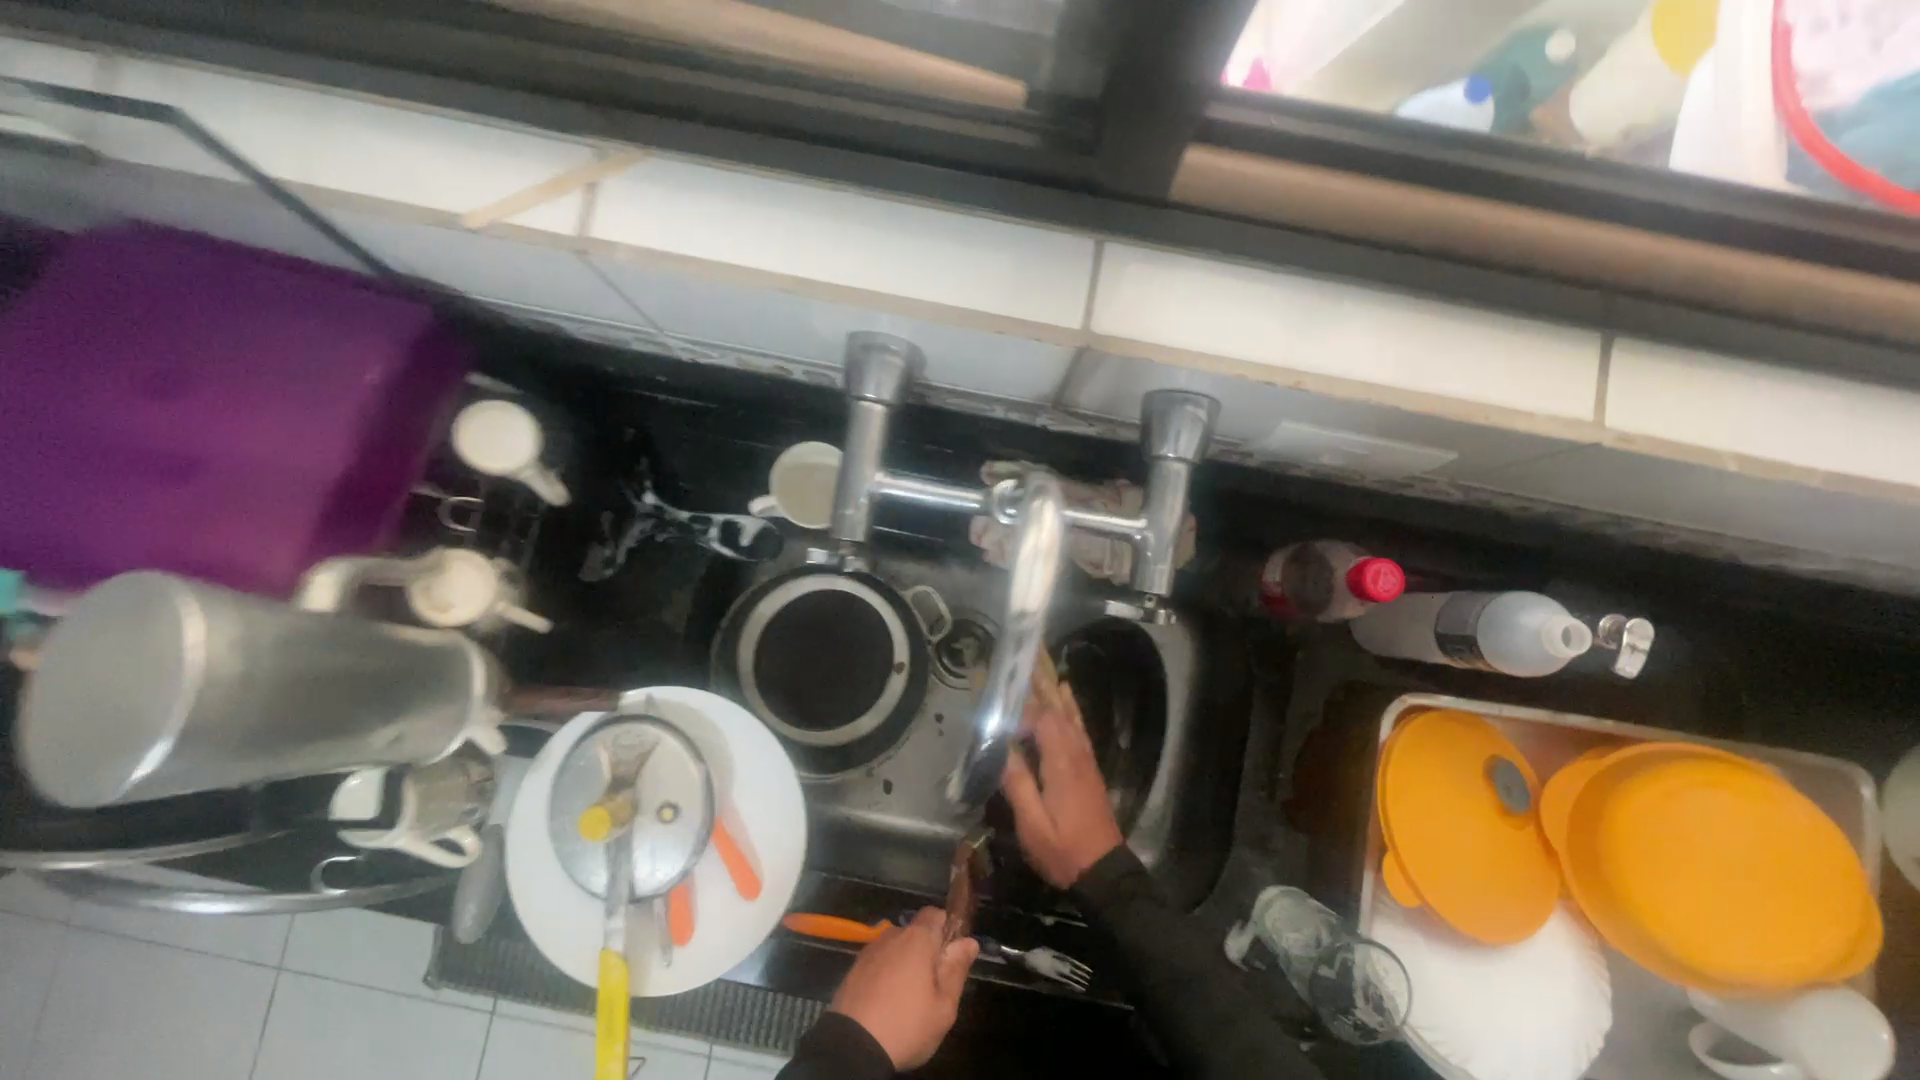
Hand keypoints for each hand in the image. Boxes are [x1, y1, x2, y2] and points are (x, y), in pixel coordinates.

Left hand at [830, 907, 979, 1069]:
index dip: (946, 928)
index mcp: (917, 939)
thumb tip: (969, 942)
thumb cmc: (906, 1025)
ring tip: (907, 998)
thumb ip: (957, 970)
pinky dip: (885, 974)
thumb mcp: (943, 1006)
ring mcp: (869, 951)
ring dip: (904, 963)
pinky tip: (886, 1001)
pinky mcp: (853, 969)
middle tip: (933, 985)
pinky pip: (878, 963)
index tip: (951, 954)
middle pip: (914, 933)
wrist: (852, 1047)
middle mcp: (891, 936)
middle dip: (926, 951)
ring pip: (895, 948)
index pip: (935, 913)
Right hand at [1001, 670, 1124, 888]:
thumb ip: (1016, 782)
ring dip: (1052, 686)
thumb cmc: (1063, 850)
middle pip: (1055, 707)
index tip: (993, 686)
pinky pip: (1078, 725)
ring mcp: (1085, 757)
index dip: (1015, 702)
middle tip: (1023, 653)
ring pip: (1068, 712)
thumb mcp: (1032, 822)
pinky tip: (1065, 695)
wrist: (1104, 872)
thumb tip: (998, 746)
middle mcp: (1075, 751)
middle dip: (1038, 680)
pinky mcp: (1088, 766)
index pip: (1037, 718)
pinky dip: (1069, 705)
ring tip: (1040, 662)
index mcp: (1060, 761)